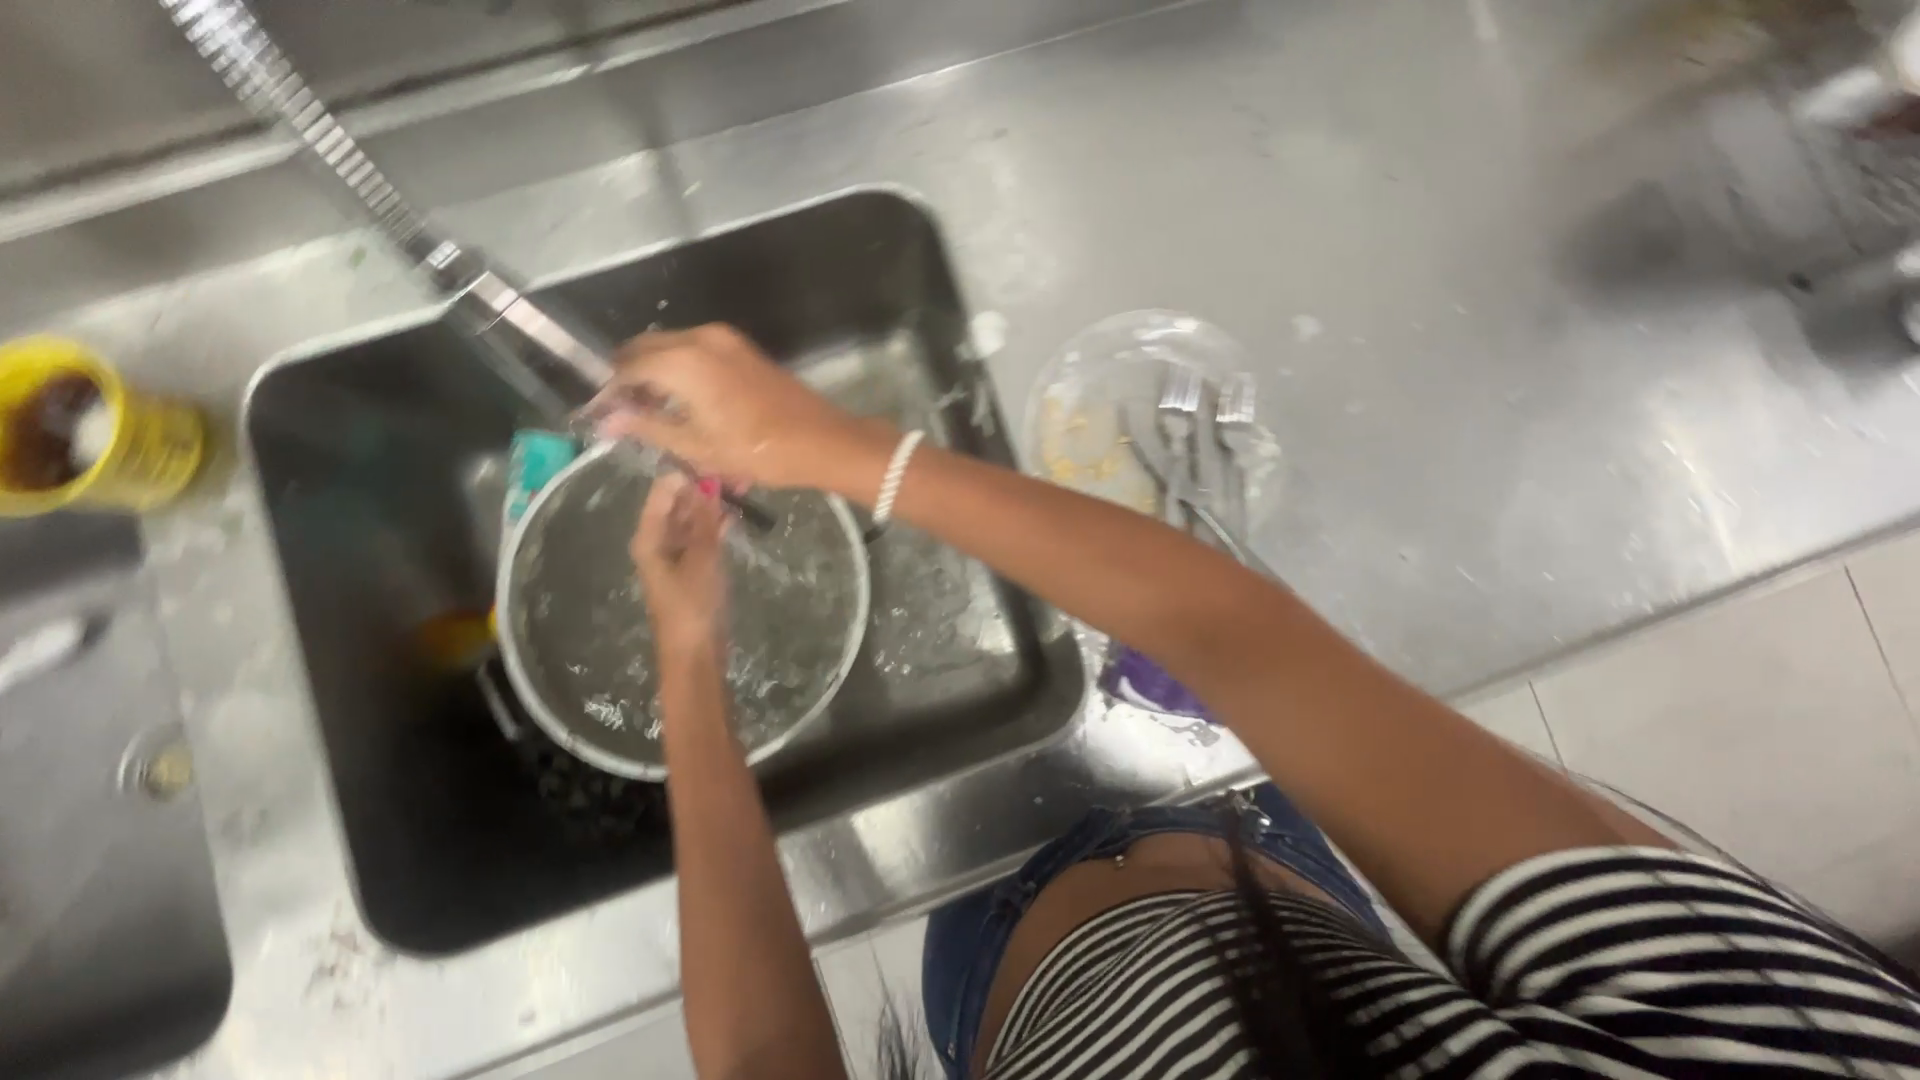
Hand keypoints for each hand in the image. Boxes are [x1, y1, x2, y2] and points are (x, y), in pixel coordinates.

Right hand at [586, 325, 896, 496]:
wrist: (821, 441)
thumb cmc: (757, 450)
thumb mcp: (696, 447)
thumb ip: (647, 427)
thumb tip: (606, 420)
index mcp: (684, 361)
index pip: (627, 367)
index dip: (610, 391)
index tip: (600, 415)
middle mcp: (701, 338)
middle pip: (646, 348)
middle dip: (629, 376)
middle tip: (623, 413)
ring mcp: (725, 339)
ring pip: (671, 346)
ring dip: (654, 371)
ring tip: (650, 411)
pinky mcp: (742, 347)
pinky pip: (695, 350)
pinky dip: (679, 368)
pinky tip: (680, 400)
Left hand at [632, 472, 729, 653]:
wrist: (696, 652)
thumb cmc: (694, 605)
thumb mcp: (702, 558)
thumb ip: (705, 520)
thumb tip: (708, 483)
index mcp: (649, 538)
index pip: (662, 493)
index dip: (685, 475)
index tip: (715, 459)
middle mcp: (657, 542)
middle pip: (675, 505)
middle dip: (700, 489)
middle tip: (732, 473)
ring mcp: (674, 556)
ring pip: (690, 521)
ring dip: (709, 507)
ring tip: (738, 490)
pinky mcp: (691, 569)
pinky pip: (699, 537)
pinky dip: (713, 527)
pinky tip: (733, 517)